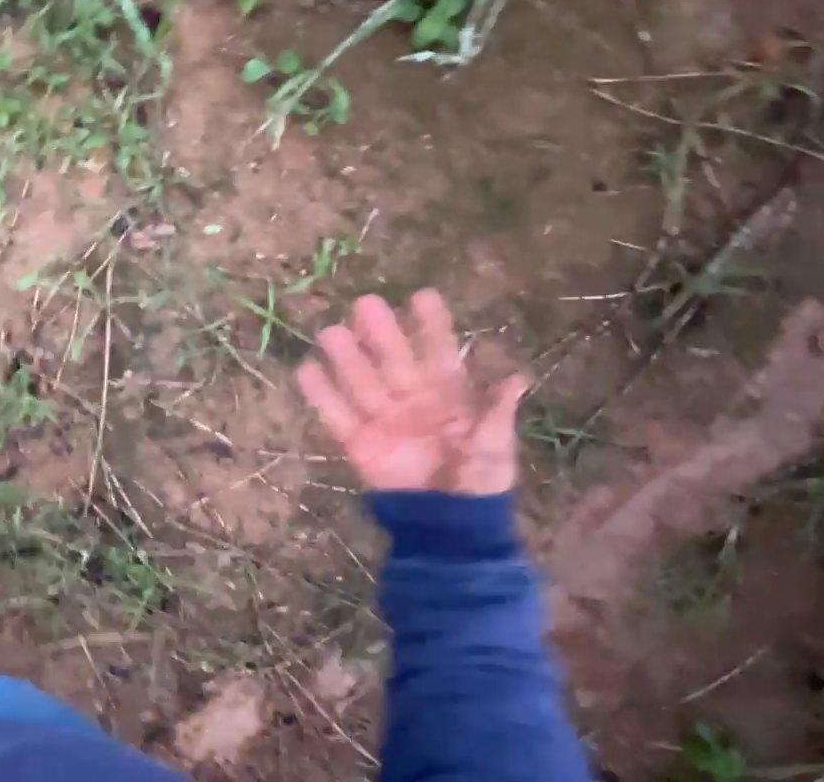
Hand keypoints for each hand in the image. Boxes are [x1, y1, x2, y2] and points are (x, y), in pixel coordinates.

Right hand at [295, 291, 524, 495]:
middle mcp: (410, 398)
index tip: (421, 296)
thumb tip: (517, 377)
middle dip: (380, 332)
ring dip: (346, 356)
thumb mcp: (493, 448)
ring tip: (330, 332)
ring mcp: (381, 417)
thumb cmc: (478, 483)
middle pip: (392, 359)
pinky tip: (306, 369)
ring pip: (360, 379)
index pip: (438, 353)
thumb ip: (495, 414)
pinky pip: (335, 412)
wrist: (447, 528)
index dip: (431, 326)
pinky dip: (320, 393)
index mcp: (448, 396)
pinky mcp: (357, 439)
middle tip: (365, 304)